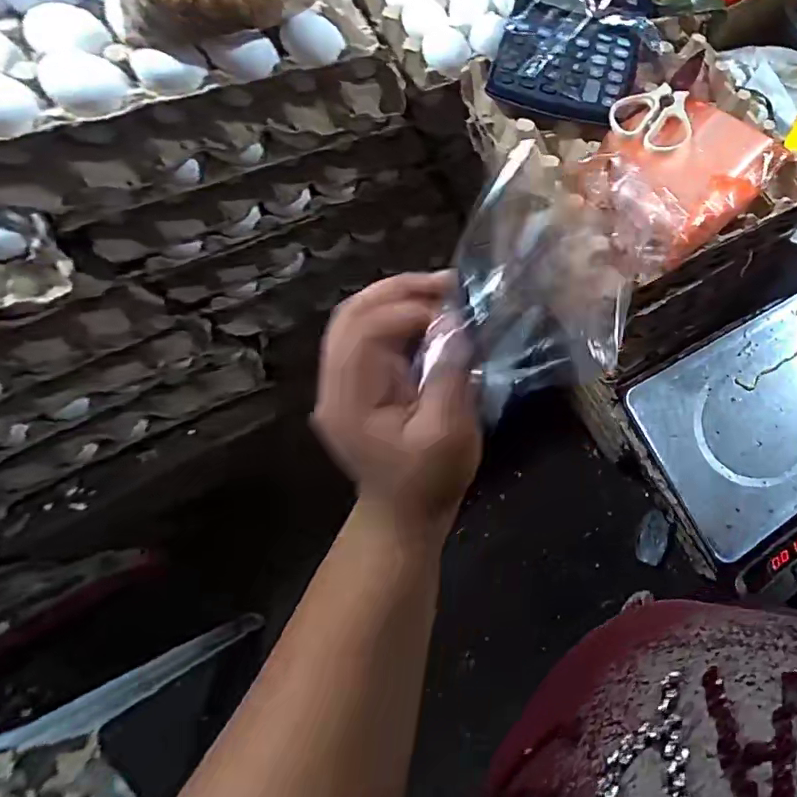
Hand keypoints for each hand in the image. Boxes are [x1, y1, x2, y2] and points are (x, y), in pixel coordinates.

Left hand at [312, 272, 480, 527]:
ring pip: (358, 318)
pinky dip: (402, 315)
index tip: (460, 315)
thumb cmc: (431, 478)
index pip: (366, 332)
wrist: (406, 512)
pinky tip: (435, 315)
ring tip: (446, 291)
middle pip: (352, 315)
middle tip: (452, 284)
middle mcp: (335, 383)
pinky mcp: (361, 382)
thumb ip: (449, 376)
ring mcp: (344, 381)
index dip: (412, 312)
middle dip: (401, 290)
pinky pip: (373, 334)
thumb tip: (456, 325)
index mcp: (350, 399)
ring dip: (401, 297)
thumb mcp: (449, 431)